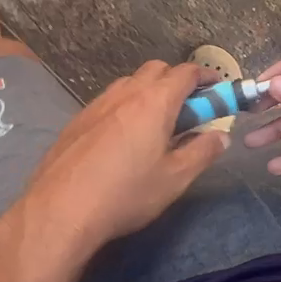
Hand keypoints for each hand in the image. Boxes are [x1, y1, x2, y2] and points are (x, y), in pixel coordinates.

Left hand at [0, 62, 227, 278]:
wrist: (59, 212)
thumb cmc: (126, 194)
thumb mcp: (175, 178)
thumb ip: (202, 152)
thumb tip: (221, 136)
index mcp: (154, 102)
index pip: (186, 72)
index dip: (206, 76)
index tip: (218, 88)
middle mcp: (125, 94)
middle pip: (156, 69)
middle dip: (177, 80)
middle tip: (190, 109)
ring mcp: (96, 105)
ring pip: (130, 83)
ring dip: (149, 92)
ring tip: (157, 124)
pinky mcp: (76, 122)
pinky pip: (109, 102)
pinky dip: (126, 107)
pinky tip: (125, 139)